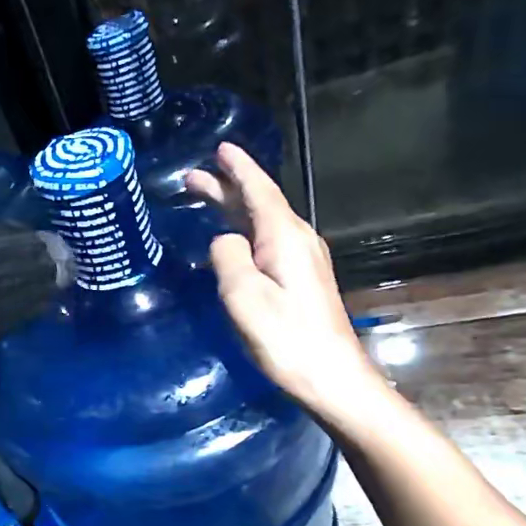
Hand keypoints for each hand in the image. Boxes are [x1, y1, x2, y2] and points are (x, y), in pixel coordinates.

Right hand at [185, 144, 392, 429]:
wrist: (332, 378)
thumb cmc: (287, 339)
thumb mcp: (245, 297)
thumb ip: (228, 257)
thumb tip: (225, 242)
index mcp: (285, 237)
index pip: (259, 190)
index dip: (238, 168)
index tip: (220, 148)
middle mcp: (299, 240)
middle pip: (260, 204)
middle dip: (227, 188)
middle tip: (192, 178)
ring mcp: (305, 261)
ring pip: (264, 224)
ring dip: (235, 210)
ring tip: (207, 201)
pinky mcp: (304, 281)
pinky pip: (270, 243)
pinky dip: (247, 233)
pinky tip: (234, 243)